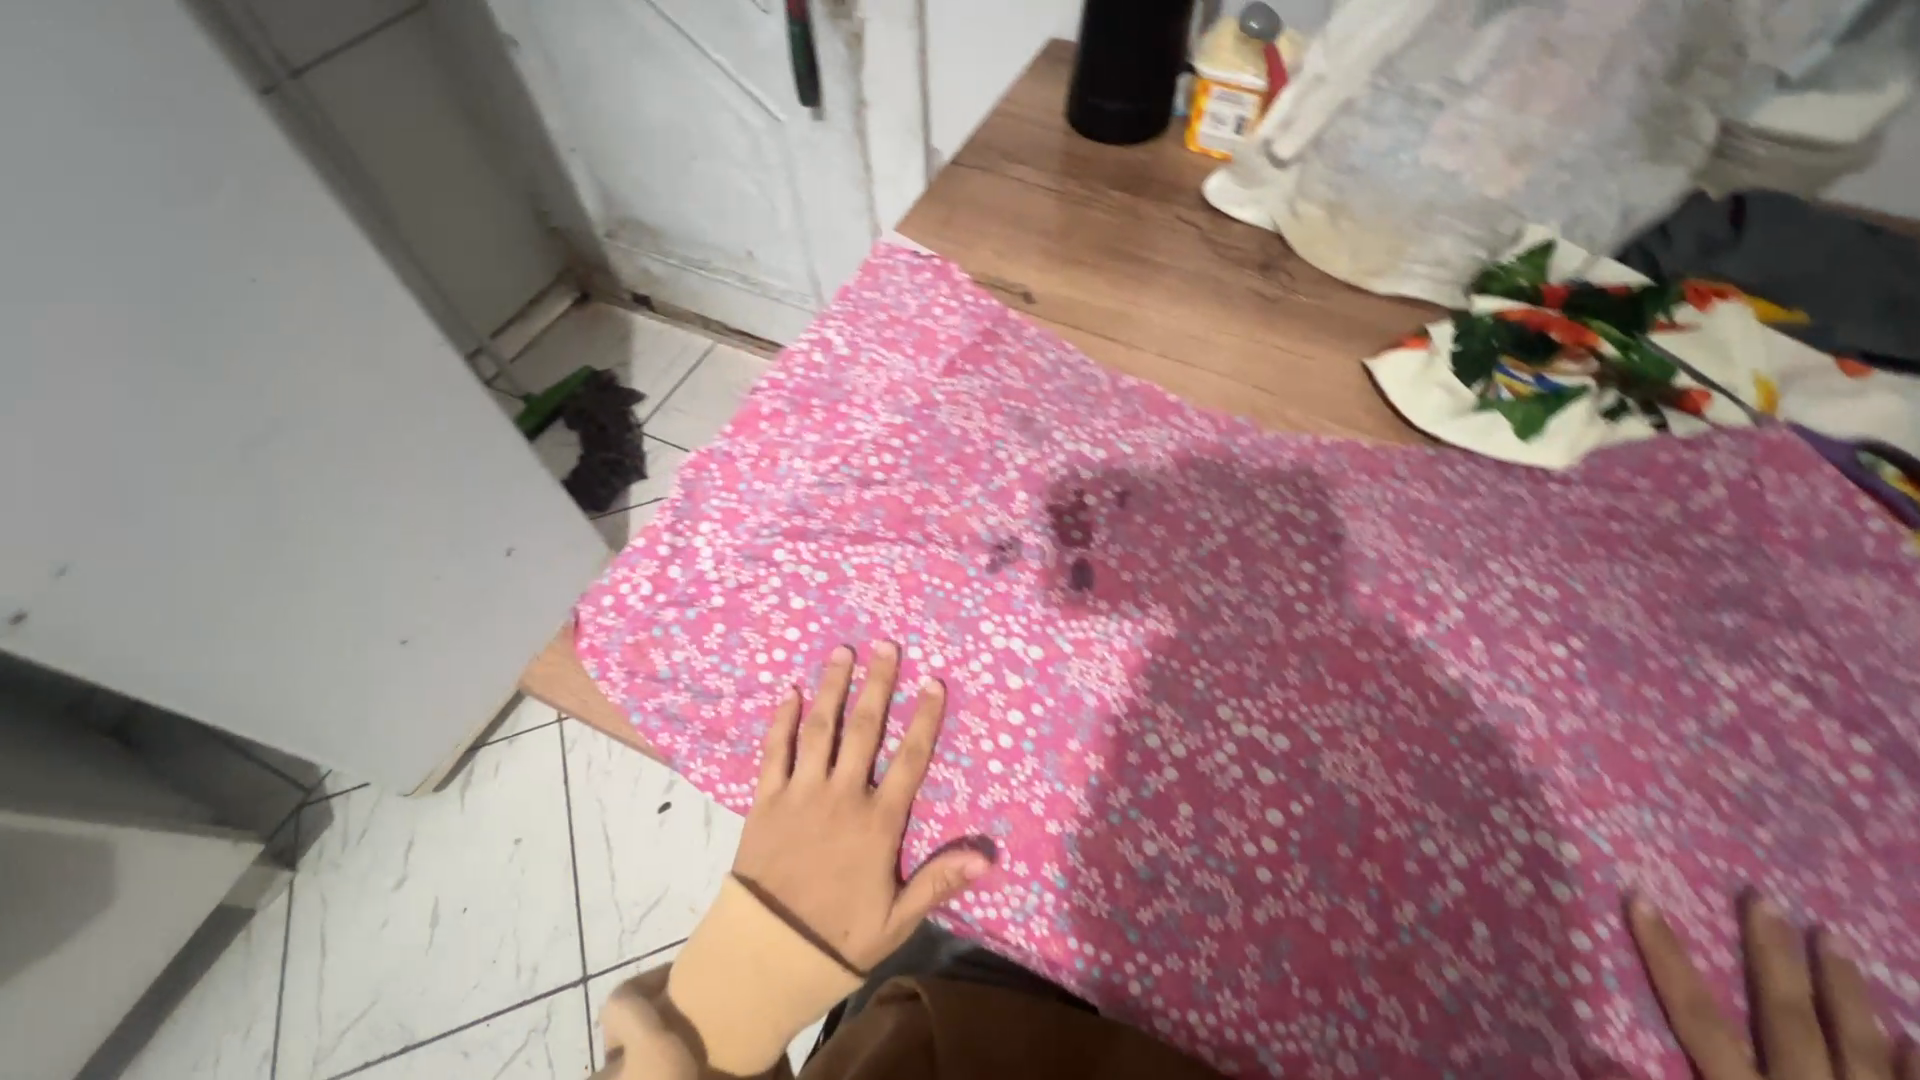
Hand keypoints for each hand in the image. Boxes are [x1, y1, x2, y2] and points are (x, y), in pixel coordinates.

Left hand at [731, 642, 991, 972]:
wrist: (766, 952)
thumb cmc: (838, 938)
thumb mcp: (898, 918)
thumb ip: (939, 880)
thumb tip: (988, 855)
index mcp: (878, 822)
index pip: (910, 759)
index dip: (924, 718)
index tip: (933, 681)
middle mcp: (842, 796)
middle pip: (865, 729)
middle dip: (878, 684)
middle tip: (886, 645)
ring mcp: (801, 794)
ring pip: (820, 729)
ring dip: (832, 687)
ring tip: (842, 651)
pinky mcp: (765, 801)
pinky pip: (774, 751)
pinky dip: (782, 720)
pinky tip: (790, 692)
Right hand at [1629, 893, 1916, 1079]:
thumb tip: (1582, 1054)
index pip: (1695, 1015)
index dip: (1666, 956)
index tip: (1641, 898)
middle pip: (1784, 1014)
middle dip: (1770, 953)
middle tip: (1762, 898)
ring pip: (1861, 1043)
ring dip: (1844, 990)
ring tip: (1833, 940)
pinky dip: (1919, 1061)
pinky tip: (1917, 1036)